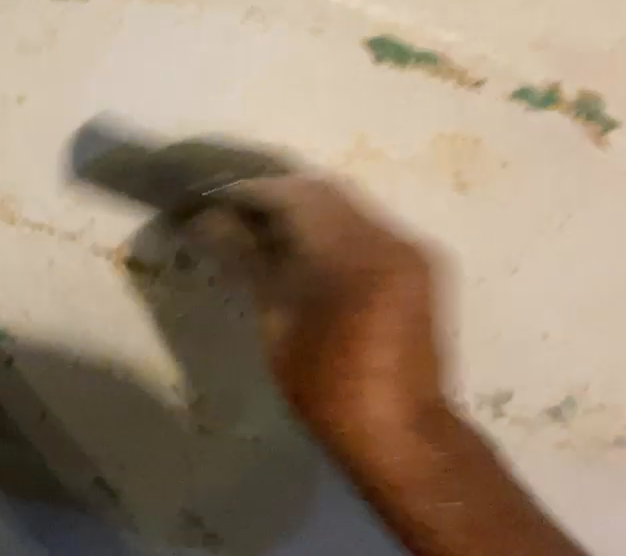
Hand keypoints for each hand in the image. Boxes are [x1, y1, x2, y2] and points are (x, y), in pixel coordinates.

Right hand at [191, 175, 446, 455]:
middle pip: (319, 190)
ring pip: (342, 202)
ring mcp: (409, 249)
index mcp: (352, 255)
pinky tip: (298, 242)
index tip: (211, 198)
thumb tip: (209, 220)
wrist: (404, 435)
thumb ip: (248, 258)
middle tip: (231, 209)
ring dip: (299, 204)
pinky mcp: (417, 263)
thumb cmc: (328, 385)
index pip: (290, 194)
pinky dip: (326, 222)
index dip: (246, 191)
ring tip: (258, 224)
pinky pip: (363, 222)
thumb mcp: (276, 320)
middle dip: (272, 193)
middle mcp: (388, 239)